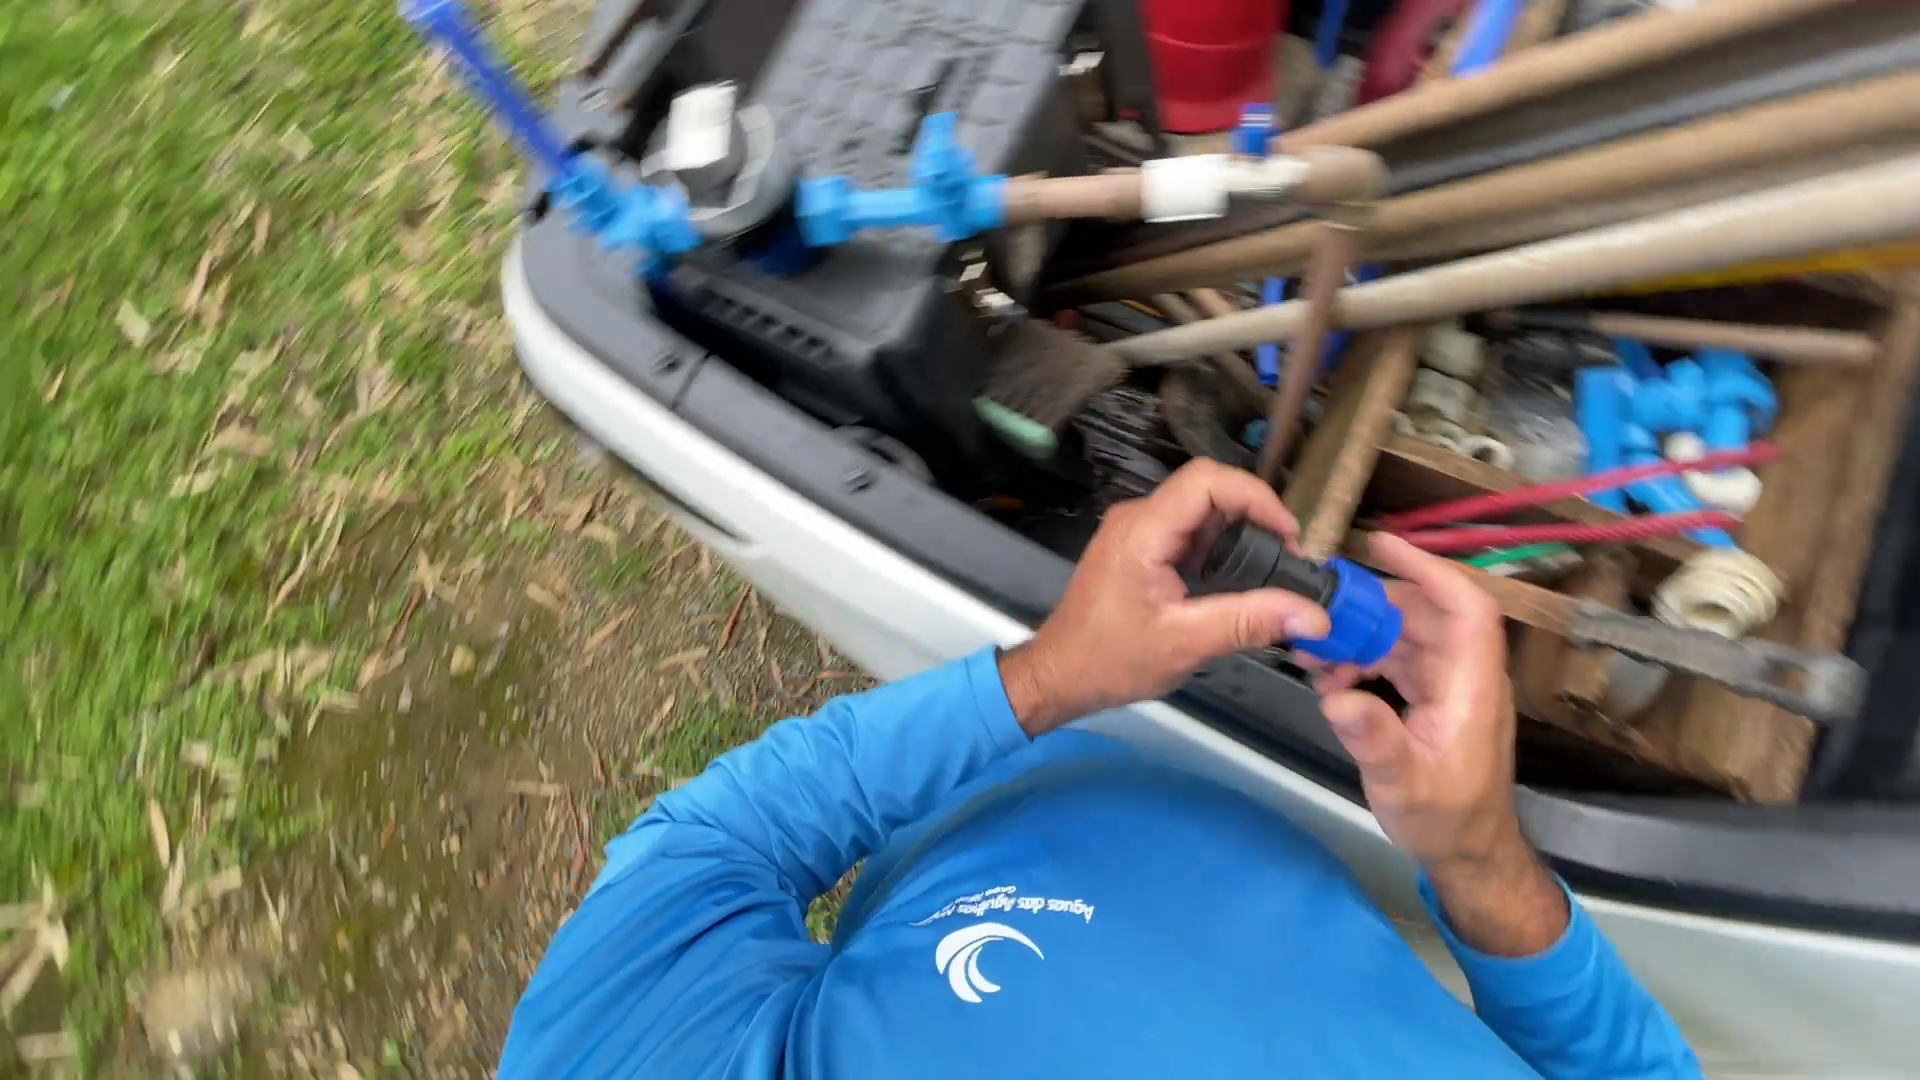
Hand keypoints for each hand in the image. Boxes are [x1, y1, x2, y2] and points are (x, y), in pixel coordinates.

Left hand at [999, 460, 1331, 735]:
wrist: (1060, 673)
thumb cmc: (1111, 659)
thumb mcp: (1185, 643)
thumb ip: (1248, 622)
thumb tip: (1314, 614)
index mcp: (1142, 531)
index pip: (1205, 479)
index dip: (1255, 496)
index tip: (1289, 535)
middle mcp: (1136, 519)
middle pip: (1207, 491)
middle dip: (1254, 517)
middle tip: (1287, 561)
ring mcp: (1134, 532)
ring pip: (1199, 512)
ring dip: (1238, 535)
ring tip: (1270, 574)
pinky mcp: (1136, 549)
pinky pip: (1186, 532)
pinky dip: (1217, 549)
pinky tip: (1237, 582)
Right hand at [1309, 533, 1565, 954]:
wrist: (1466, 853)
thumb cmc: (1445, 819)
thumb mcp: (1404, 782)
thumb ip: (1374, 739)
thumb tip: (1338, 696)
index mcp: (1471, 687)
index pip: (1465, 609)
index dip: (1429, 569)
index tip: (1381, 545)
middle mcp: (1464, 677)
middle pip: (1425, 615)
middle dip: (1372, 605)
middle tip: (1322, 609)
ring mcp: (1449, 688)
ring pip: (1407, 636)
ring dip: (1362, 634)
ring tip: (1317, 652)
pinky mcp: (1431, 701)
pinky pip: (1398, 661)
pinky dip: (1364, 659)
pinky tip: (1332, 679)